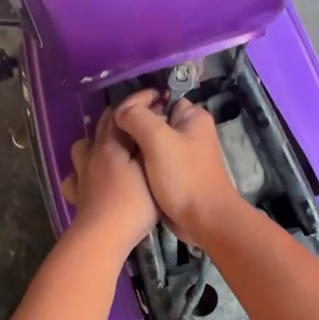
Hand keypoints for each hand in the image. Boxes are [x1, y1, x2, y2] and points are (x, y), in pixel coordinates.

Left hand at [61, 105, 158, 256]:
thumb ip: (150, 144)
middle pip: (102, 124)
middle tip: (141, 116)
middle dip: (121, 115)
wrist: (103, 236)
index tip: (157, 96)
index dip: (140, 100)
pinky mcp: (77, 193)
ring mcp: (82, 173)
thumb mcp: (151, 170)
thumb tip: (154, 122)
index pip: (123, 111)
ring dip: (96, 141)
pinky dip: (82, 172)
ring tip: (111, 147)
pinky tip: (91, 178)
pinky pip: (74, 176)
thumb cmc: (134, 204)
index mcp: (112, 144)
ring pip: (83, 146)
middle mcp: (93, 153)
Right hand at [113, 89, 245, 245]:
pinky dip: (142, 165)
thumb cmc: (184, 177)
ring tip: (117, 154)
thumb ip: (137, 118)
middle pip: (154, 121)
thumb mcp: (157, 139)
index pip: (161, 99)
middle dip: (135, 129)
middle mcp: (190, 131)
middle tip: (114, 139)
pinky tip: (127, 170)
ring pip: (151, 143)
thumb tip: (121, 112)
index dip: (140, 106)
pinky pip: (153, 161)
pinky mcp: (176, 174)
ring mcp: (183, 154)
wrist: (203, 220)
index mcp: (193, 117)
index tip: (119, 119)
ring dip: (136, 150)